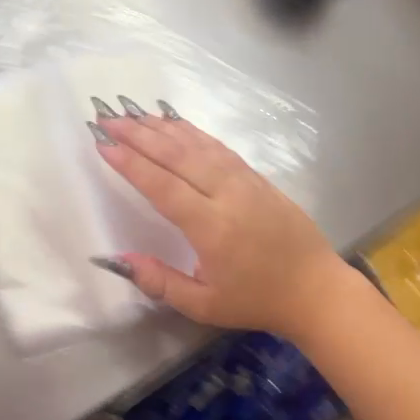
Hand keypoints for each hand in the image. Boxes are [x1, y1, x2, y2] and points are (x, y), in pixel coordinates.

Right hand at [89, 101, 358, 339]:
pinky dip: (192, 132)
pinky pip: (218, 147)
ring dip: (162, 128)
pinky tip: (174, 123)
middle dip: (139, 135)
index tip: (104, 145)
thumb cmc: (256, 300)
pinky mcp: (258, 177)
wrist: (316, 290)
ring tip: (132, 114)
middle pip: (177, 156)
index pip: (163, 187)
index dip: (131, 163)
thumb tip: (116, 259)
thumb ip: (159, 281)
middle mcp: (228, 196)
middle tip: (107, 119)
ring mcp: (246, 182)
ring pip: (198, 145)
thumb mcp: (203, 305)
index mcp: (212, 228)